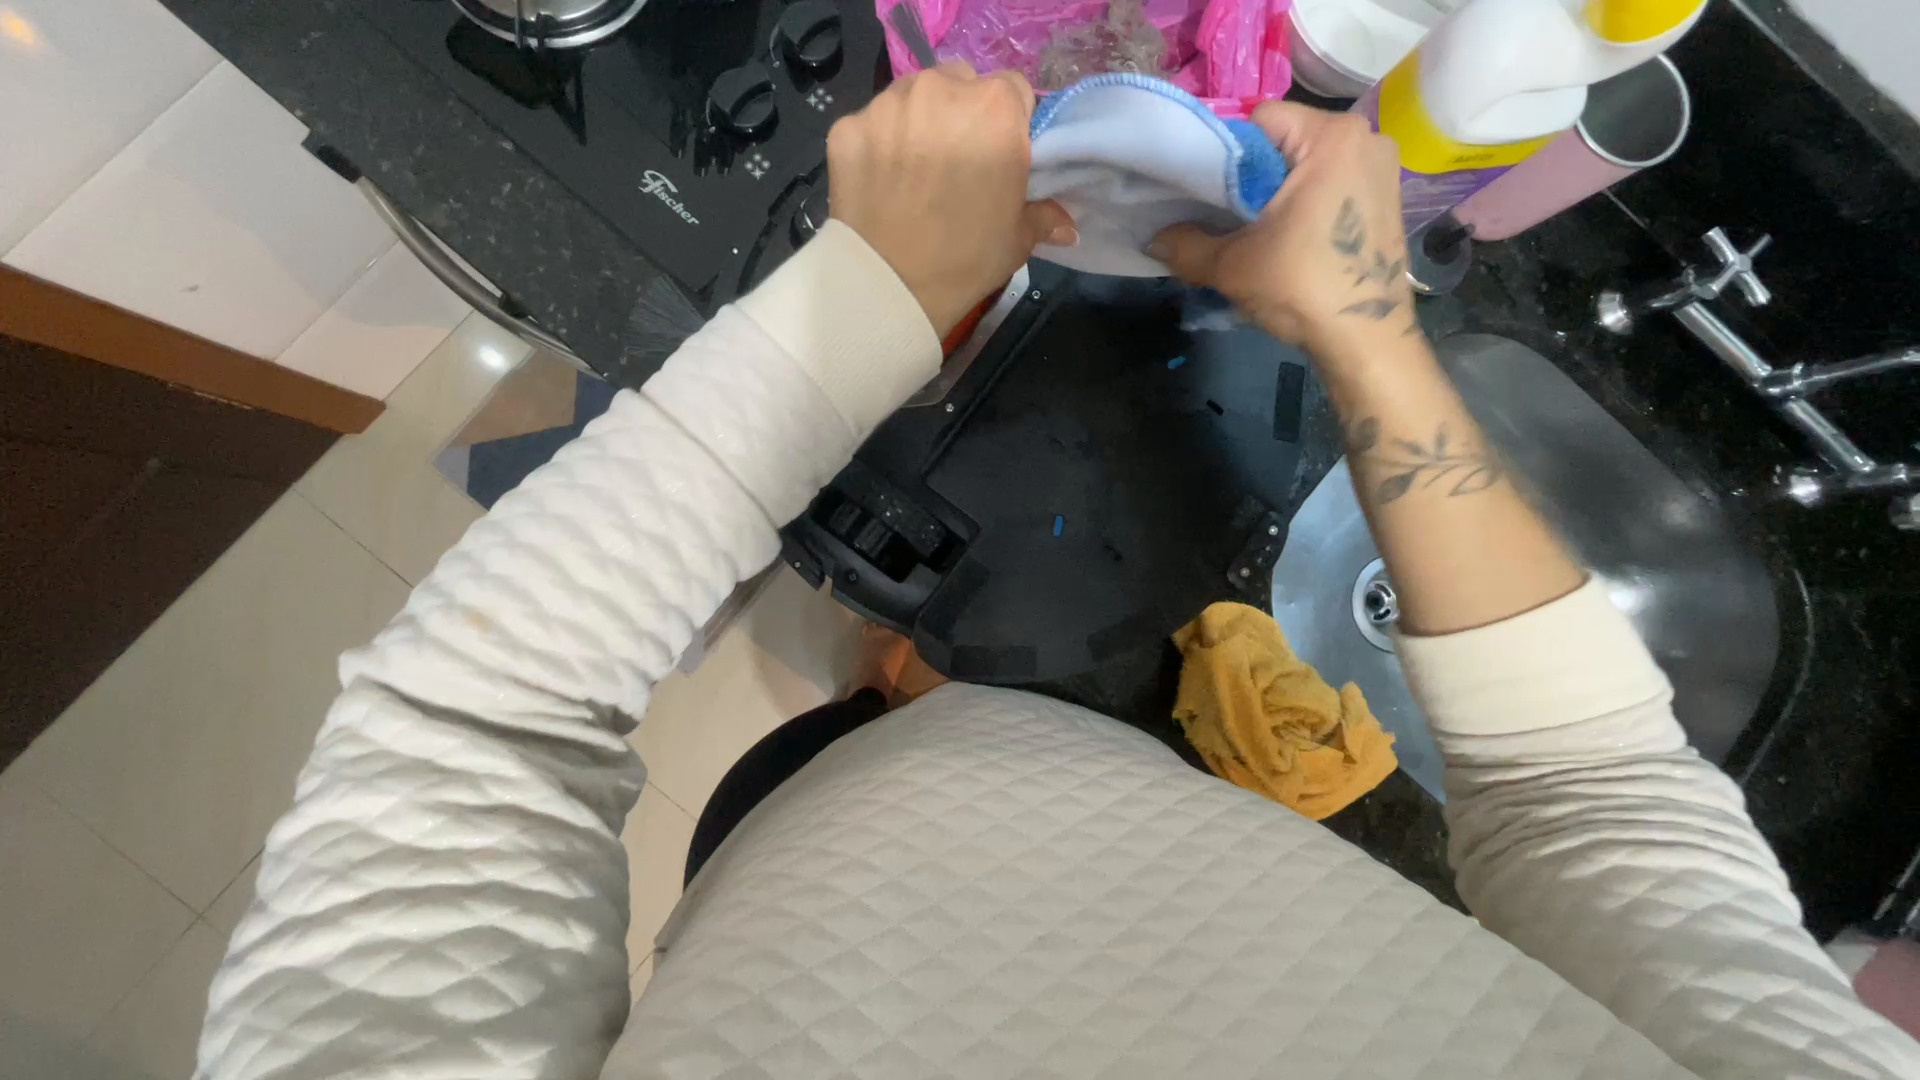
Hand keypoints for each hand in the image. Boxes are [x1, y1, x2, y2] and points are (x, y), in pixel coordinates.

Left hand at [827, 63, 1072, 337]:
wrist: (890, 288)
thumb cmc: (965, 261)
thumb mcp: (1016, 240)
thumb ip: (1043, 216)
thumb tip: (1066, 225)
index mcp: (995, 109)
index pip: (1013, 90)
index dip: (1010, 122)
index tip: (1000, 154)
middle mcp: (941, 89)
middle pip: (961, 83)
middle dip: (963, 114)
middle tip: (957, 164)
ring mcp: (889, 105)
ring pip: (913, 95)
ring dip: (920, 122)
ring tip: (916, 172)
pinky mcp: (848, 127)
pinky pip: (872, 124)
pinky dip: (878, 145)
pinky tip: (881, 183)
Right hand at [1150, 102, 1414, 364]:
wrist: (1365, 338)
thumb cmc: (1301, 288)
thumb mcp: (1232, 266)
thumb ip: (1186, 246)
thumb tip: (1154, 240)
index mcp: (1330, 137)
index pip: (1259, 120)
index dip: (1224, 152)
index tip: (1205, 192)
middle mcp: (1365, 136)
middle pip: (1285, 140)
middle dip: (1251, 174)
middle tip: (1224, 215)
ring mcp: (1382, 167)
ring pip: (1308, 163)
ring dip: (1277, 190)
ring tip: (1255, 229)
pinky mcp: (1387, 197)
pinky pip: (1331, 183)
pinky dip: (1305, 202)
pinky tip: (1290, 238)